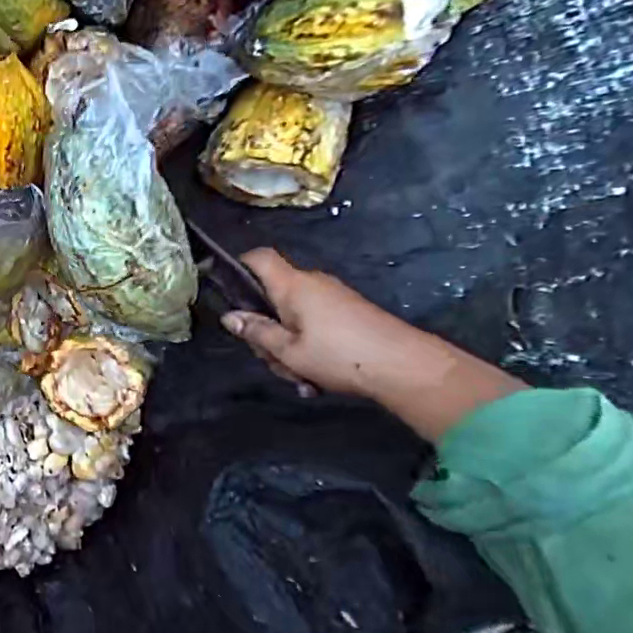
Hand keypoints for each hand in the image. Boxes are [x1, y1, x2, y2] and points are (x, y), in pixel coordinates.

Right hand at [220, 248, 524, 440]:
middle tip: (269, 357)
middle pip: (272, 294)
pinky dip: (306, 345)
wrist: (409, 368)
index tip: (223, 285)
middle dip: (263, 326)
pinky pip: (313, 322)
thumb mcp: (288, 351)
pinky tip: (314, 375)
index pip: (259, 257)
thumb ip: (256, 332)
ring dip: (285, 342)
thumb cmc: (340, 355)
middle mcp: (312, 284)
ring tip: (298, 374)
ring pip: (291, 314)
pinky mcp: (348, 312)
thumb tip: (230, 316)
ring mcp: (333, 297)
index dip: (237, 264)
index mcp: (292, 286)